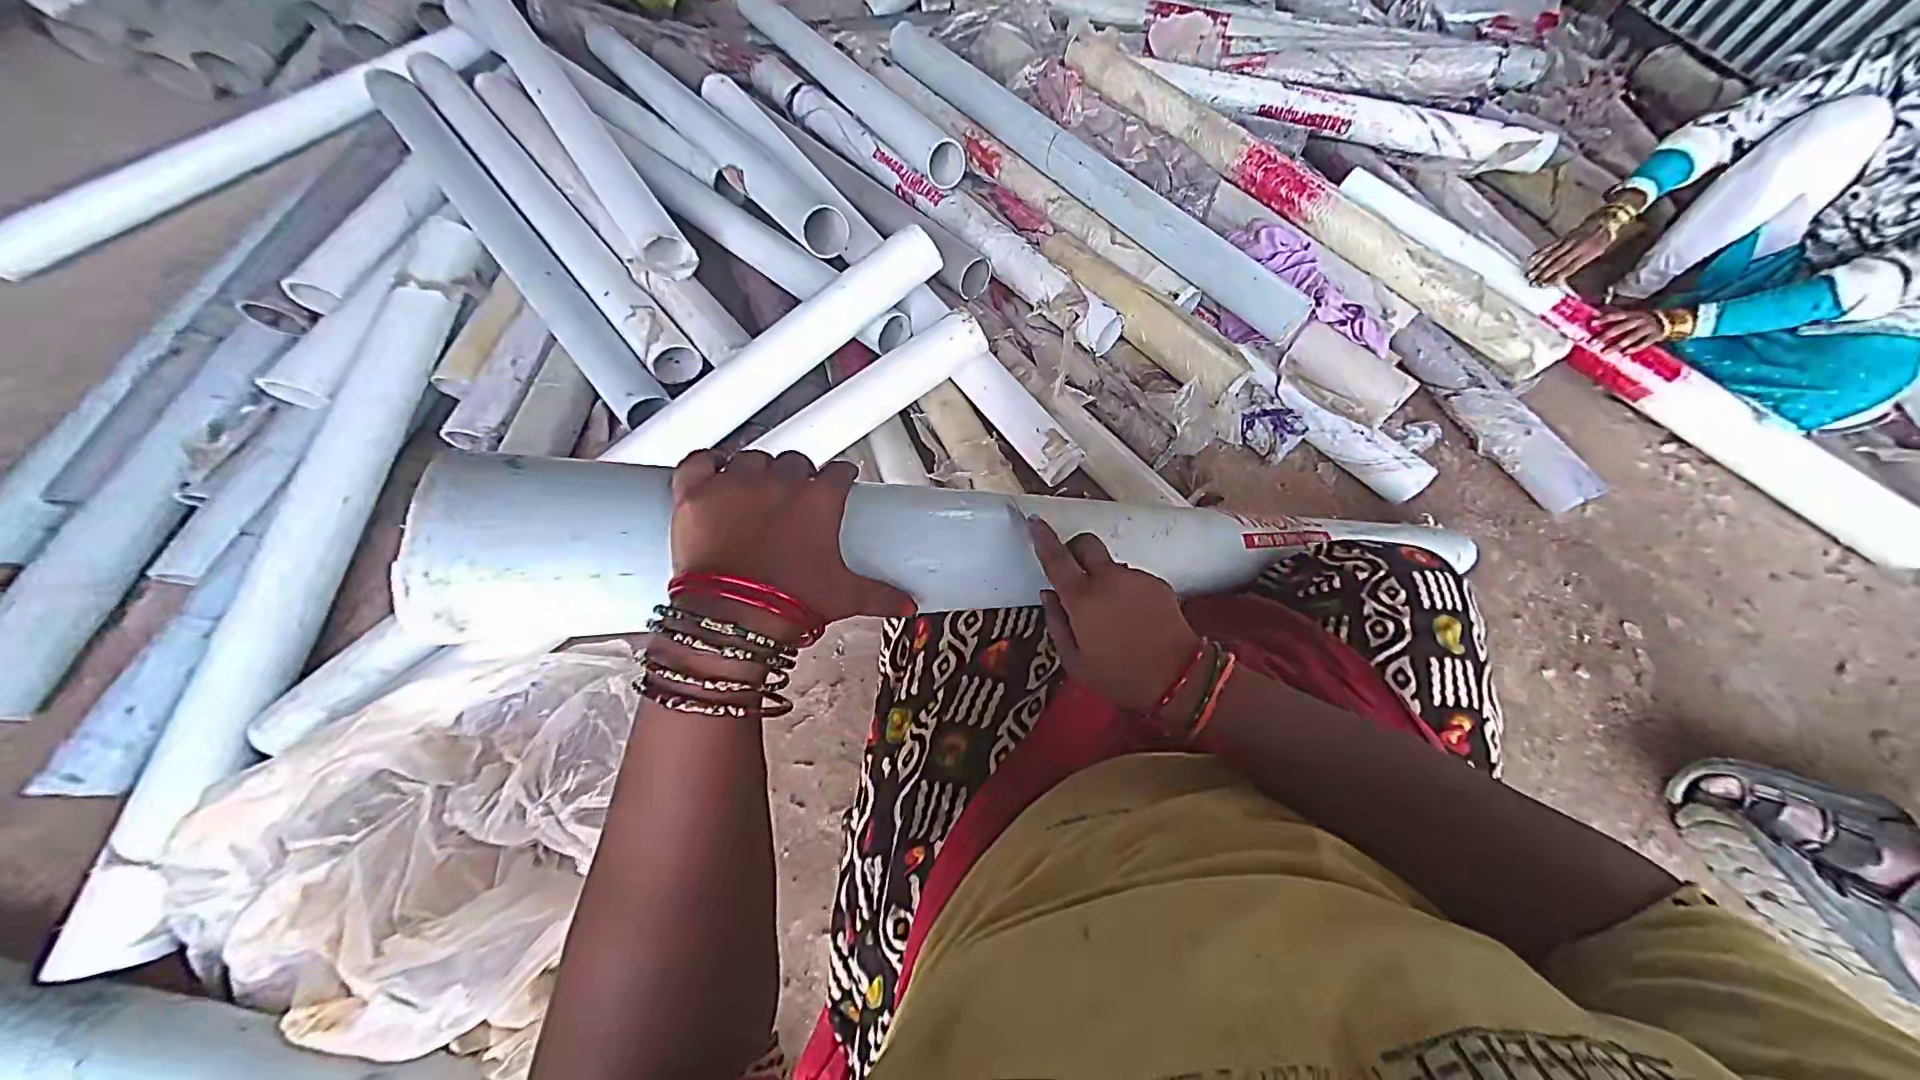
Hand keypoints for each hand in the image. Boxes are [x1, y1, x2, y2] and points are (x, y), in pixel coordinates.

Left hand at [670, 450, 915, 631]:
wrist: (730, 619)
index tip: (839, 482)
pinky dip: (706, 462)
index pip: (838, 472)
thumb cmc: (784, 604)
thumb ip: (880, 595)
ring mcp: (734, 485)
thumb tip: (905, 603)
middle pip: (795, 462)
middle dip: (799, 475)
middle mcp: (778, 483)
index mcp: (817, 500)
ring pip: (752, 458)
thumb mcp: (843, 597)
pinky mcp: (695, 493)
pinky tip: (714, 470)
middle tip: (796, 497)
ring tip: (757, 488)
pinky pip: (699, 460)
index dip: (840, 477)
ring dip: (758, 469)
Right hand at [1027, 517, 1200, 711]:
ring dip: (1102, 577)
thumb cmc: (1120, 676)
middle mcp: (1108, 579)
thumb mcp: (1075, 661)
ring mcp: (1135, 578)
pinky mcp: (1156, 583)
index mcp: (1081, 599)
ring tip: (1109, 612)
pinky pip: (1131, 578)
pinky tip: (1130, 618)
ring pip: (1110, 564)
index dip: (1043, 537)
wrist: (1178, 678)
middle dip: (1075, 549)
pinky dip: (1124, 590)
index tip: (1034, 523)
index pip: (1056, 557)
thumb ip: (1056, 622)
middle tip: (1072, 571)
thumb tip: (1048, 595)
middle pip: (1087, 543)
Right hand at [1526, 217, 1615, 285]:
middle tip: (1533, 283)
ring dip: (1539, 266)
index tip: (1547, 285)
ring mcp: (1569, 240)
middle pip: (1558, 262)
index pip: (1571, 266)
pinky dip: (1539, 253)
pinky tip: (1530, 260)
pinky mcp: (1564, 236)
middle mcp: (1578, 246)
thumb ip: (1590, 262)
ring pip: (1551, 255)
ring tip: (1528, 275)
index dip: (1558, 276)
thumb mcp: (1606, 251)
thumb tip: (1575, 276)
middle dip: (1545, 273)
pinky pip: (1550, 246)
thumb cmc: (1608, 237)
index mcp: (1591, 251)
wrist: (1609, 217)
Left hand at [1588, 309, 1669, 353]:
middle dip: (1605, 336)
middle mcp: (1640, 320)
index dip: (1605, 318)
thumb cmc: (1646, 319)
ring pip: (1631, 337)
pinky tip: (1624, 353)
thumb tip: (1600, 317)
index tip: (1591, 323)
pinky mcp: (1656, 336)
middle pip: (1620, 328)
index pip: (1617, 315)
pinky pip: (1644, 343)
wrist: (1673, 319)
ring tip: (1604, 353)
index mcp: (1634, 314)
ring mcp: (1648, 328)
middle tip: (1591, 344)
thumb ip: (1620, 318)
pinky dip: (1634, 348)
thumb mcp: (1635, 315)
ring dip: (1617, 345)